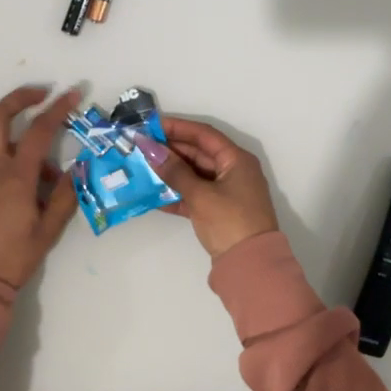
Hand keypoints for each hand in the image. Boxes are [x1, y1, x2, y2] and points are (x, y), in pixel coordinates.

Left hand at [0, 86, 82, 287]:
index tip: (72, 94)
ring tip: (50, 180)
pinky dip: (13, 164)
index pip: (38, 131)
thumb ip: (65, 196)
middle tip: (43, 94)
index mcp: (15, 178)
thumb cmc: (15, 257)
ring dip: (23, 144)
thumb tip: (77, 169)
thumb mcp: (49, 230)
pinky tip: (30, 192)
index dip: (57, 109)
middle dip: (19, 98)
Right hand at [148, 117, 280, 257]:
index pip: (203, 134)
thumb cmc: (229, 222)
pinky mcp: (217, 210)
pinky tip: (152, 195)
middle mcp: (233, 171)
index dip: (176, 127)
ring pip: (193, 174)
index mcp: (236, 160)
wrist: (250, 265)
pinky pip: (193, 194)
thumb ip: (175, 171)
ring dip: (169, 171)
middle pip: (197, 153)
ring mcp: (226, 191)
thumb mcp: (200, 195)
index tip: (150, 125)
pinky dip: (175, 194)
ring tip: (141, 167)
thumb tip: (151, 150)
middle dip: (169, 150)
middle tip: (140, 146)